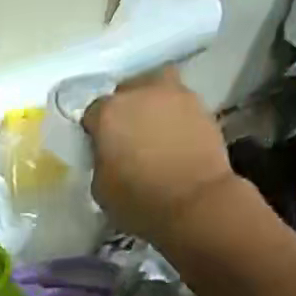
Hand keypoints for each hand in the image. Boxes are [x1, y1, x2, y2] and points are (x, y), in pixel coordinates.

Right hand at [82, 68, 241, 242]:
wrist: (195, 204)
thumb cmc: (141, 202)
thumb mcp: (101, 192)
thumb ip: (100, 163)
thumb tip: (108, 156)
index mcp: (108, 113)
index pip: (93, 115)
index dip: (96, 133)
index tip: (102, 151)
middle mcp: (139, 91)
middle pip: (126, 94)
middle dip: (125, 114)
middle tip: (129, 142)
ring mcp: (174, 94)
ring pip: (156, 92)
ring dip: (152, 108)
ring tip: (156, 136)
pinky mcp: (201, 105)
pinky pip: (180, 107)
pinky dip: (176, 119)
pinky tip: (177, 142)